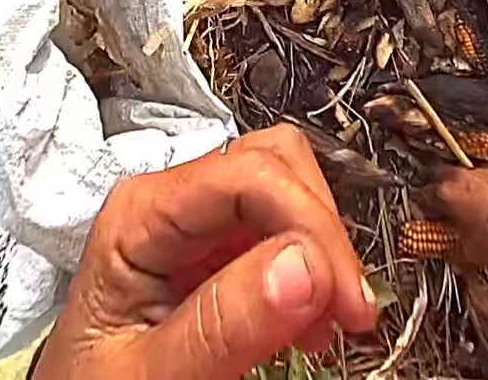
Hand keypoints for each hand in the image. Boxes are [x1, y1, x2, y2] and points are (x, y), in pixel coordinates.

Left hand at [34, 124, 378, 379]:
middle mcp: (174, 196)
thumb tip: (308, 266)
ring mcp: (200, 215)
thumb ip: (220, 327)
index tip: (344, 295)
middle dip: (319, 226)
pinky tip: (313, 316)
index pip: (247, 175)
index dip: (307, 221)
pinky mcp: (220, 241)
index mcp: (142, 213)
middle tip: (345, 306)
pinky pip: (282, 223)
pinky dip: (312, 261)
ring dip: (321, 242)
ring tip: (331, 316)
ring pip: (287, 181)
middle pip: (274, 161)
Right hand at [426, 165, 487, 267]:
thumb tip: (450, 253)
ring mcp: (478, 172)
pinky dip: (480, 186)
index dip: (421, 206)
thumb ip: (453, 248)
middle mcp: (459, 178)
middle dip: (438, 188)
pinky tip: (487, 199)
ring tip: (465, 202)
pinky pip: (482, 176)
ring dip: (460, 186)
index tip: (423, 214)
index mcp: (446, 195)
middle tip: (441, 204)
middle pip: (440, 176)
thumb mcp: (469, 251)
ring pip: (462, 174)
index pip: (423, 195)